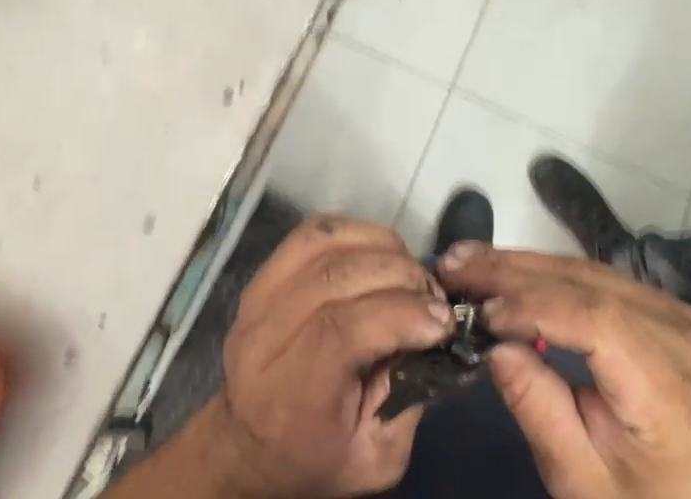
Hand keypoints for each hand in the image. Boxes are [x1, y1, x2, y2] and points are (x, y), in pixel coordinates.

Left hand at [195, 215, 454, 497]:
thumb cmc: (317, 456)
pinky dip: (356, 231)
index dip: (398, 314)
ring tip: (411, 274)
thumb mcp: (375, 458)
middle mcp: (264, 337)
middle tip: (435, 297)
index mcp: (290, 395)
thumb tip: (431, 332)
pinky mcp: (261, 276)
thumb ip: (407, 398)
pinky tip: (383, 253)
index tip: (442, 320)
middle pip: (333, 276)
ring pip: (323, 243)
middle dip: (400, 276)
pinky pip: (312, 233)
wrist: (249, 443)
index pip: (339, 330)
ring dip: (381, 247)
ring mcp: (256, 298)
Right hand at [437, 243, 690, 498]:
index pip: (601, 324)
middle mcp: (682, 338)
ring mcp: (677, 315)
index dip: (536, 307)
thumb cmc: (632, 494)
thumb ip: (538, 409)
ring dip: (522, 264)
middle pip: (591, 286)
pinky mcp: (662, 305)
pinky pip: (596, 276)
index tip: (481, 311)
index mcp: (672, 392)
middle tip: (454, 265)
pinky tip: (505, 269)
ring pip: (589, 271)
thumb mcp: (578, 476)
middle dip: (515, 273)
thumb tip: (494, 344)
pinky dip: (545, 271)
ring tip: (467, 261)